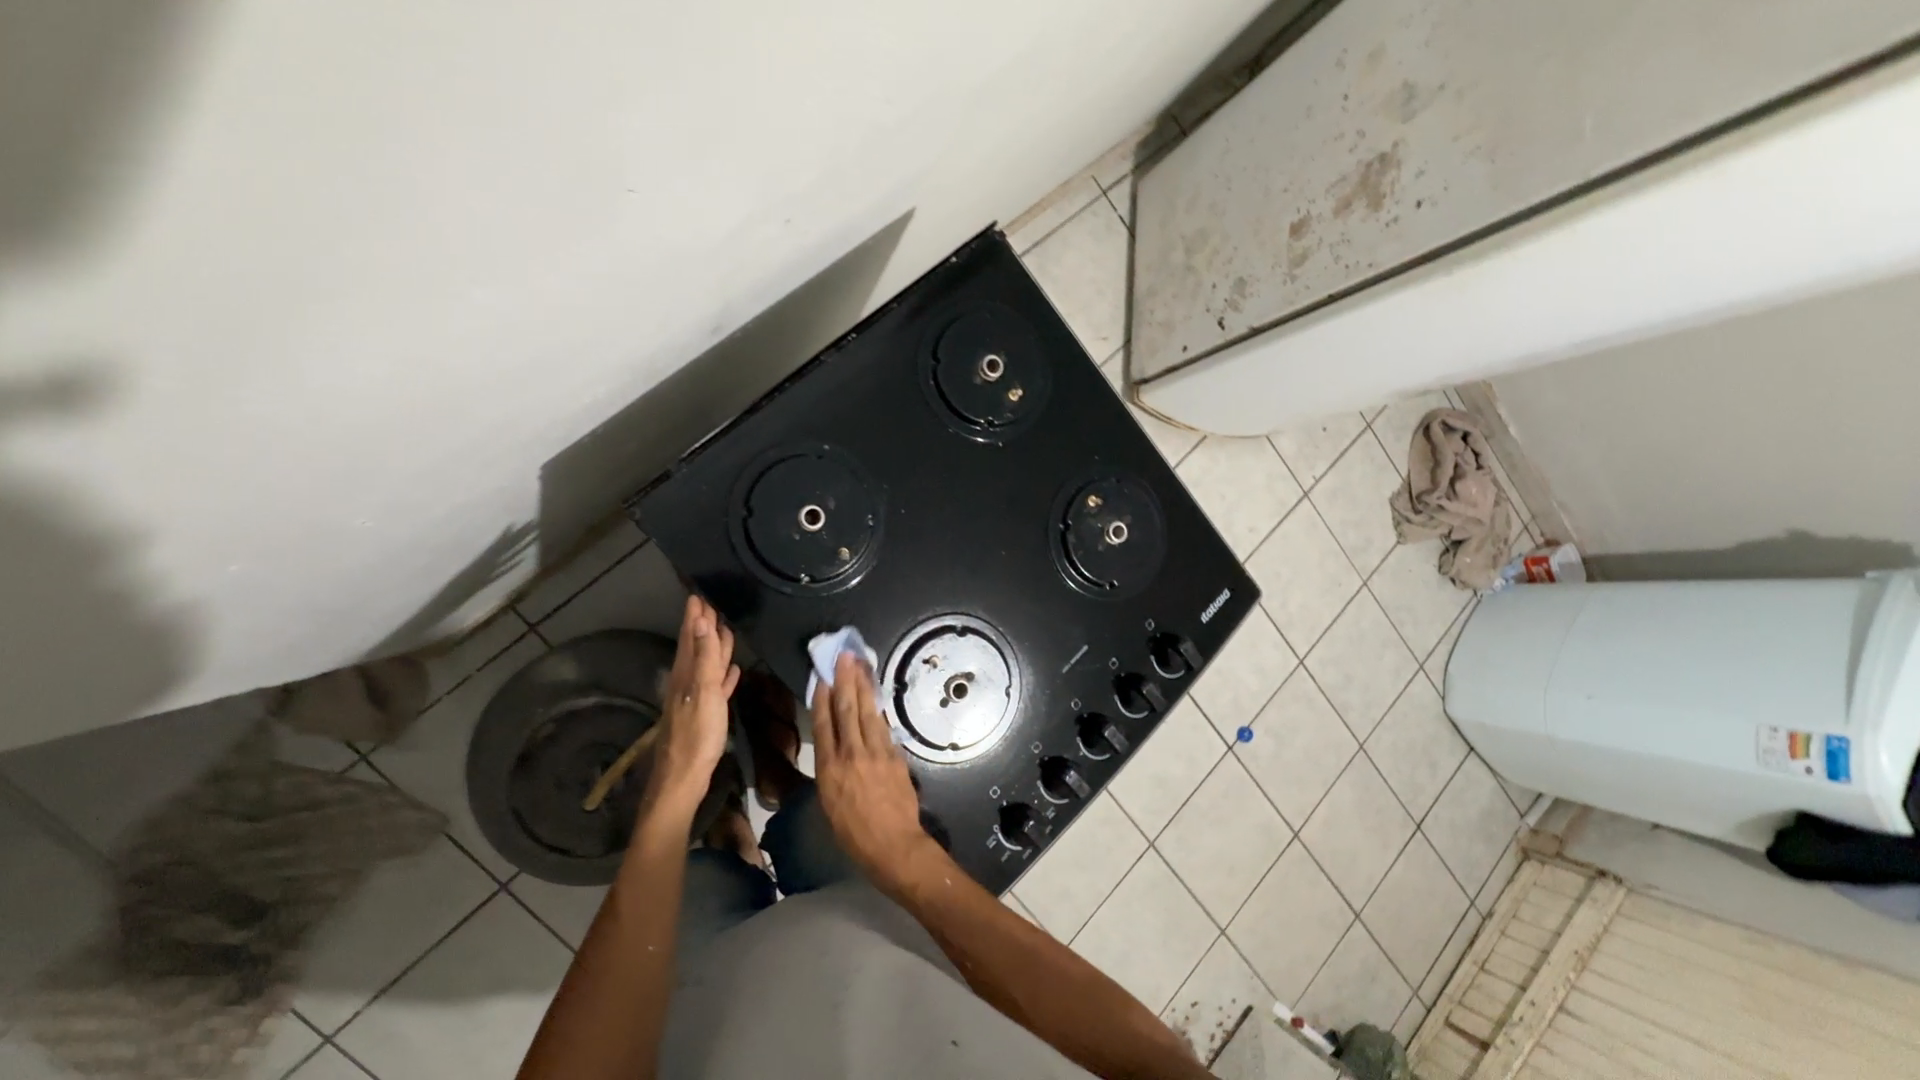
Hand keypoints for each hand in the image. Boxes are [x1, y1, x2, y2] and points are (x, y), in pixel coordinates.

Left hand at [648, 595, 740, 813]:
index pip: (690, 636)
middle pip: (696, 647)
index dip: (694, 616)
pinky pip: (715, 686)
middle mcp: (687, 682)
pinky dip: (723, 674)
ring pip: (706, 665)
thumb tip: (701, 620)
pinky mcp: (705, 714)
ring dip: (715, 647)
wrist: (684, 777)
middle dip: (703, 626)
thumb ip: (705, 657)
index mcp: (686, 673)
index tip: (699, 593)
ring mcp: (695, 698)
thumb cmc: (697, 735)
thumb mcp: (704, 692)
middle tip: (713, 603)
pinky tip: (732, 671)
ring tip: (725, 629)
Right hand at [812, 653, 940, 895]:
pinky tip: (876, 696)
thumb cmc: (854, 834)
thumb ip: (831, 773)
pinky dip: (878, 709)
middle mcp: (851, 754)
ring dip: (863, 686)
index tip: (823, 678)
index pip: (824, 725)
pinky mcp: (895, 756)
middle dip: (844, 681)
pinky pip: (884, 727)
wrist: (893, 845)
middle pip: (847, 710)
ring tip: (860, 665)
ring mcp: (876, 753)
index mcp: (829, 769)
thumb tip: (835, 751)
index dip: (823, 699)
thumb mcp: (830, 804)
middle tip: (844, 656)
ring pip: (868, 712)